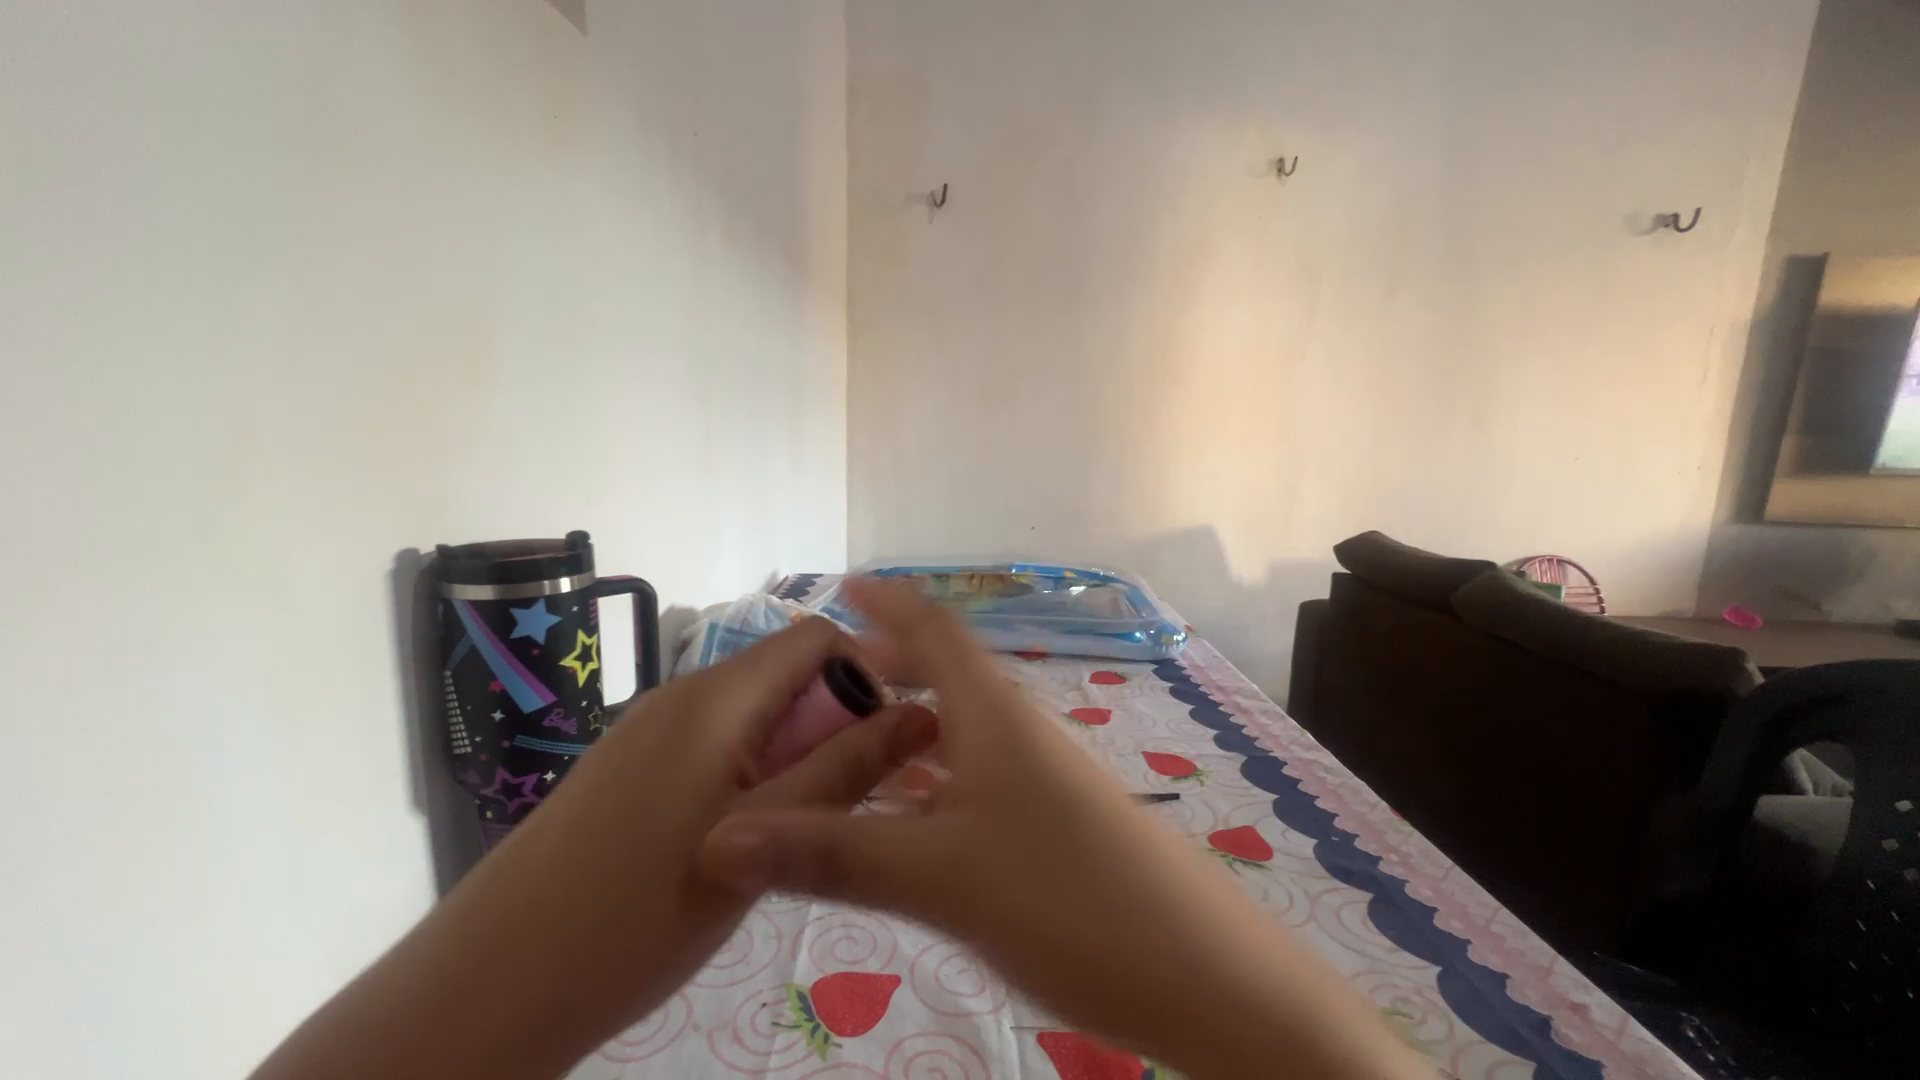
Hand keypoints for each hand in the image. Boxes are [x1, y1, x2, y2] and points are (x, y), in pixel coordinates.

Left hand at [251, 616, 937, 1079]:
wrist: (488, 986)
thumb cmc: (639, 911)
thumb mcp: (761, 841)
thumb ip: (845, 771)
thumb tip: (920, 714)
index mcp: (716, 696)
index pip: (816, 639)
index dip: (869, 674)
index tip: (897, 740)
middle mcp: (681, 696)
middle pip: (786, 677)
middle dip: (839, 723)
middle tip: (863, 799)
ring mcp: (647, 733)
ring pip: (752, 718)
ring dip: (798, 754)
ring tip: (811, 827)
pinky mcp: (627, 771)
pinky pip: (713, 747)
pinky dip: (753, 774)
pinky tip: (751, 839)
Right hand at [700, 581, 1431, 1079]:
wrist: (1202, 974)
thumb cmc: (1068, 900)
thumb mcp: (939, 876)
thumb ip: (830, 854)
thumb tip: (716, 837)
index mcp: (995, 716)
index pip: (937, 630)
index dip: (890, 601)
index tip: (842, 585)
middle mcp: (1019, 736)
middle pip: (946, 679)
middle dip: (887, 668)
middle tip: (824, 679)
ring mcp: (1039, 785)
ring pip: (958, 738)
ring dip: (905, 732)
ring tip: (845, 746)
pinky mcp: (1051, 831)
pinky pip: (974, 786)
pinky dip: (928, 787)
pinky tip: (902, 824)